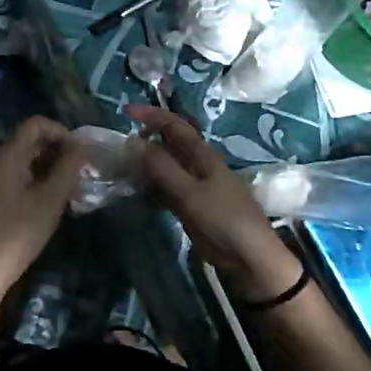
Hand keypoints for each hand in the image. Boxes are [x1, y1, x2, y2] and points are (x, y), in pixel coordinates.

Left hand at [0, 117, 82, 343]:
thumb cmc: (20, 231)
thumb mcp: (51, 198)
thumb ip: (68, 166)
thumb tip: (82, 144)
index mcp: (8, 154)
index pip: (36, 124)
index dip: (61, 132)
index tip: (81, 152)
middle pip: (31, 140)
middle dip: (60, 150)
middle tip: (83, 171)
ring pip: (27, 158)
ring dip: (52, 166)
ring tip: (74, 188)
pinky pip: (20, 173)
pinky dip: (40, 178)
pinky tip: (56, 198)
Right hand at [128, 105, 299, 302]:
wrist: (252, 260)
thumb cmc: (223, 220)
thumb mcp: (189, 192)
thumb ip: (161, 167)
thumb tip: (133, 142)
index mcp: (204, 156)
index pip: (175, 126)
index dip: (152, 115)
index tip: (126, 111)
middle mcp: (200, 166)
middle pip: (171, 144)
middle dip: (146, 138)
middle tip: (119, 143)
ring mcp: (198, 187)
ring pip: (168, 167)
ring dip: (147, 163)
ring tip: (122, 166)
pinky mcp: (195, 207)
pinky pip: (168, 188)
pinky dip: (152, 186)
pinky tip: (138, 192)